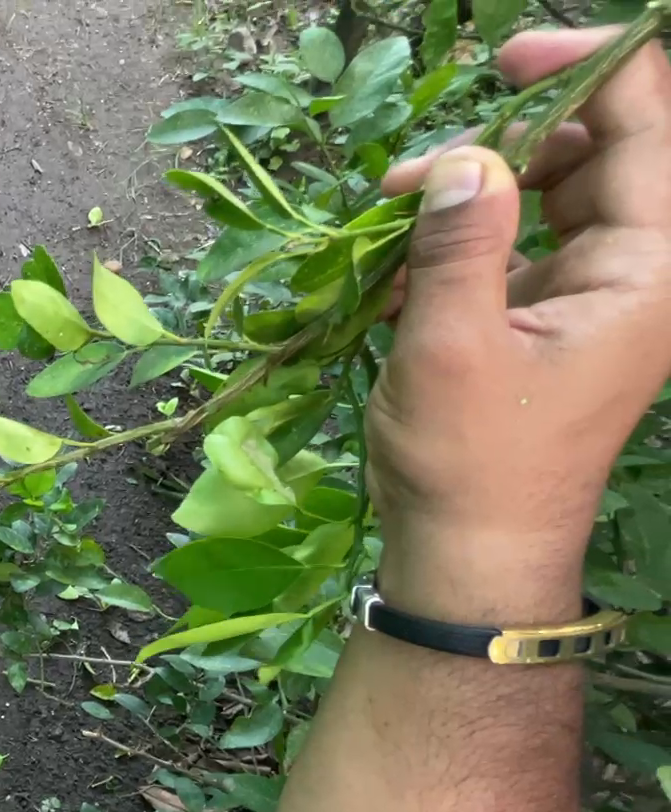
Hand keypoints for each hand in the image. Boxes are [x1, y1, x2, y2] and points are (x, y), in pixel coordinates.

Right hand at [369, 27, 670, 620]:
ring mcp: (594, 292)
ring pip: (547, 201)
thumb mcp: (448, 349)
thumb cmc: (465, 453)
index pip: (651, 128)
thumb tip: (460, 161)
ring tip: (388, 228)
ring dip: (468, 201)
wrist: (469, 536)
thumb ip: (459, 248)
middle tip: (405, 177)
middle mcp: (642, 266)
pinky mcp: (546, 317)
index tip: (507, 56)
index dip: (594, 70)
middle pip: (598, 155)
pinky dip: (455, 249)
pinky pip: (512, 251)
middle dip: (504, 145)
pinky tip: (398, 277)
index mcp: (653, 266)